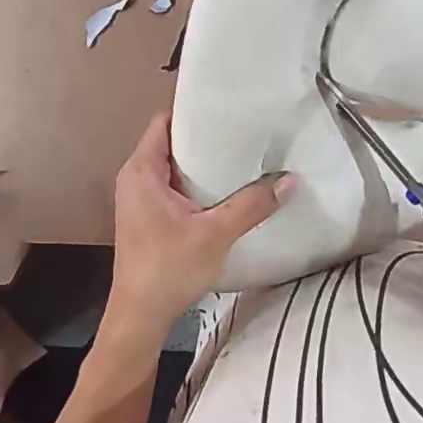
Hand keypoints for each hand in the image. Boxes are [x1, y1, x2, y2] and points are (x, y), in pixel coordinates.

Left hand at [107, 112, 293, 335]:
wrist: (140, 313)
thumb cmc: (168, 269)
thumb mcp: (216, 234)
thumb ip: (252, 205)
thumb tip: (289, 180)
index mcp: (141, 171)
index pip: (164, 122)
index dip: (192, 111)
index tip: (226, 108)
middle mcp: (133, 179)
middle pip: (169, 144)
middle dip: (203, 139)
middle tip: (241, 134)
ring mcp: (136, 200)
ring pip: (170, 169)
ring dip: (199, 166)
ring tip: (237, 160)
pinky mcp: (144, 219)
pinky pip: (169, 189)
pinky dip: (192, 187)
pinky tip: (221, 193)